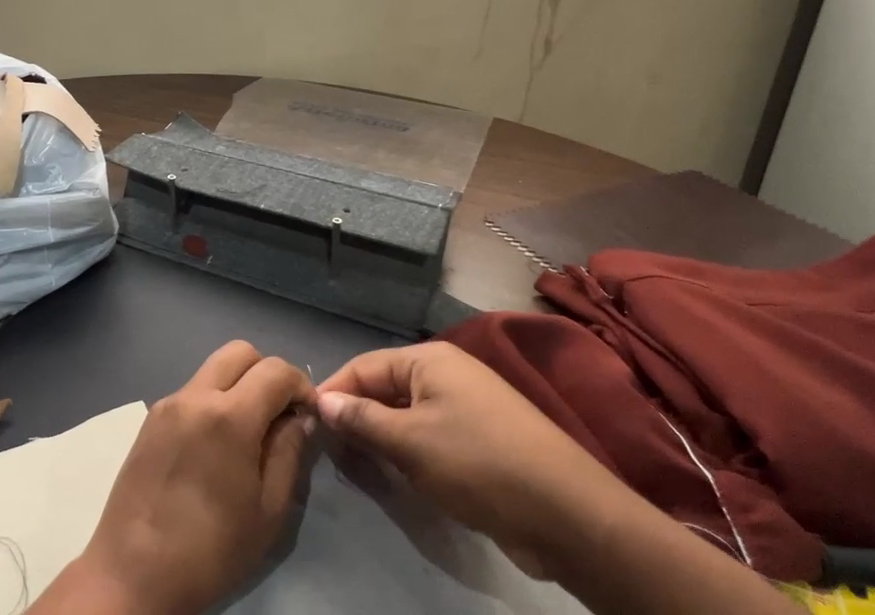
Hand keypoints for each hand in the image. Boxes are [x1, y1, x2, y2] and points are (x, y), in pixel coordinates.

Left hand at [37, 341, 316, 614]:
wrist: (134, 572)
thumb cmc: (211, 550)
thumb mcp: (269, 510)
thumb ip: (289, 452)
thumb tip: (299, 418)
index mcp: (228, 416)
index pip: (275, 370)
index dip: (301, 386)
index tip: (309, 417)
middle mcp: (194, 396)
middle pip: (239, 353)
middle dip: (267, 374)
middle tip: (280, 416)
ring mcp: (166, 405)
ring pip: (212, 369)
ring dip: (238, 386)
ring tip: (250, 435)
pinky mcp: (149, 421)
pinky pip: (191, 392)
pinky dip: (213, 401)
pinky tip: (217, 447)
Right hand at [316, 341, 629, 573]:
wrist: (567, 513)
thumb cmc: (478, 464)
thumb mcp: (409, 442)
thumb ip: (361, 419)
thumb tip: (321, 401)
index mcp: (430, 360)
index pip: (363, 366)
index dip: (333, 392)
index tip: (307, 423)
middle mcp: (448, 373)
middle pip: (385, 388)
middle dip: (356, 416)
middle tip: (330, 451)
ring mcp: (469, 406)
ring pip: (407, 415)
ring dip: (382, 438)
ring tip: (358, 466)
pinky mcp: (483, 439)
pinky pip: (430, 435)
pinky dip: (409, 452)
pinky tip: (398, 476)